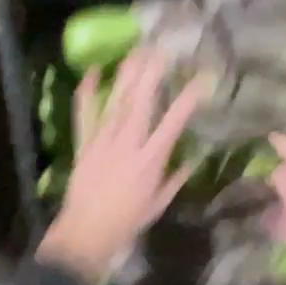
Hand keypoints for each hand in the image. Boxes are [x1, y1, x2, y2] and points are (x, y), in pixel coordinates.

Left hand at [38, 50, 202, 284]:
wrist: (87, 234)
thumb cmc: (127, 222)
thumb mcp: (158, 204)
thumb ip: (175, 179)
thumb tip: (190, 161)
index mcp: (151, 161)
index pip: (173, 123)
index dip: (188, 99)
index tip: (201, 79)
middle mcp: (128, 145)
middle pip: (142, 103)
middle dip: (153, 74)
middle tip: (162, 50)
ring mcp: (103, 142)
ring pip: (116, 103)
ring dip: (127, 75)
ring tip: (136, 52)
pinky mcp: (84, 145)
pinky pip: (85, 115)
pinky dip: (87, 92)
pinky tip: (93, 71)